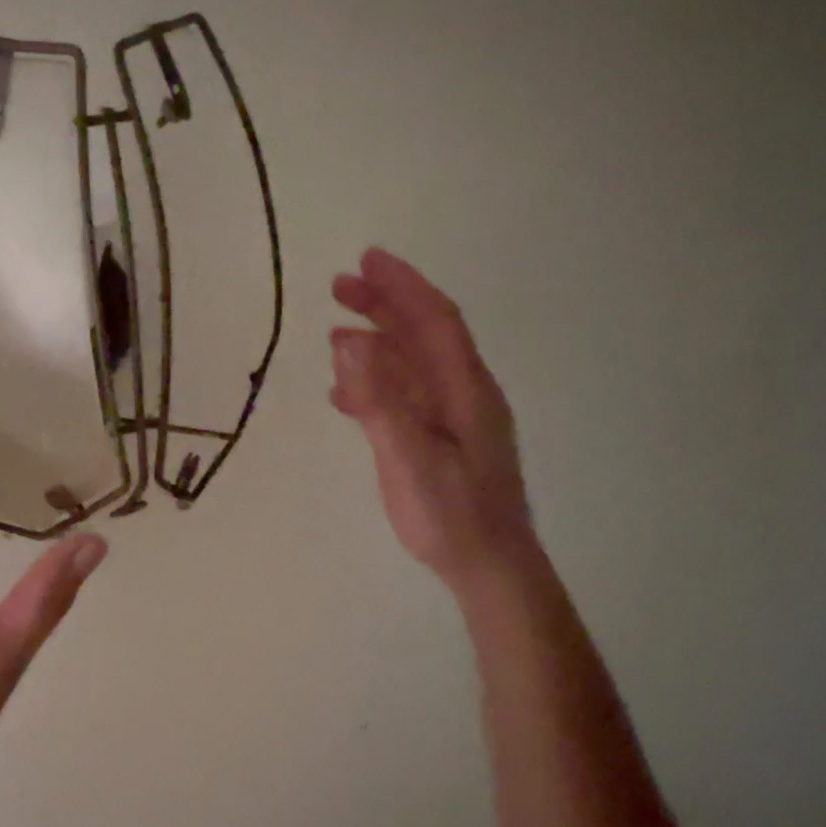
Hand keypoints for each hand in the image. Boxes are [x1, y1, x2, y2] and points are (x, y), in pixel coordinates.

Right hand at [329, 249, 535, 585]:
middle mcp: (465, 394)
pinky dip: (376, 385)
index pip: (434, 320)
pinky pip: (408, 396)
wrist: (489, 566)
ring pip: (415, 365)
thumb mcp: (408, 457)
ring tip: (336, 334)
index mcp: (465, 389)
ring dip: (378, 344)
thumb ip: (379, 401)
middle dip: (385, 306)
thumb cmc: (451, 514)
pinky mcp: (444, 442)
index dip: (402, 286)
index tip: (366, 260)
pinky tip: (346, 396)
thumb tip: (348, 342)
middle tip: (339, 288)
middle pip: (425, 335)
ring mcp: (456, 419)